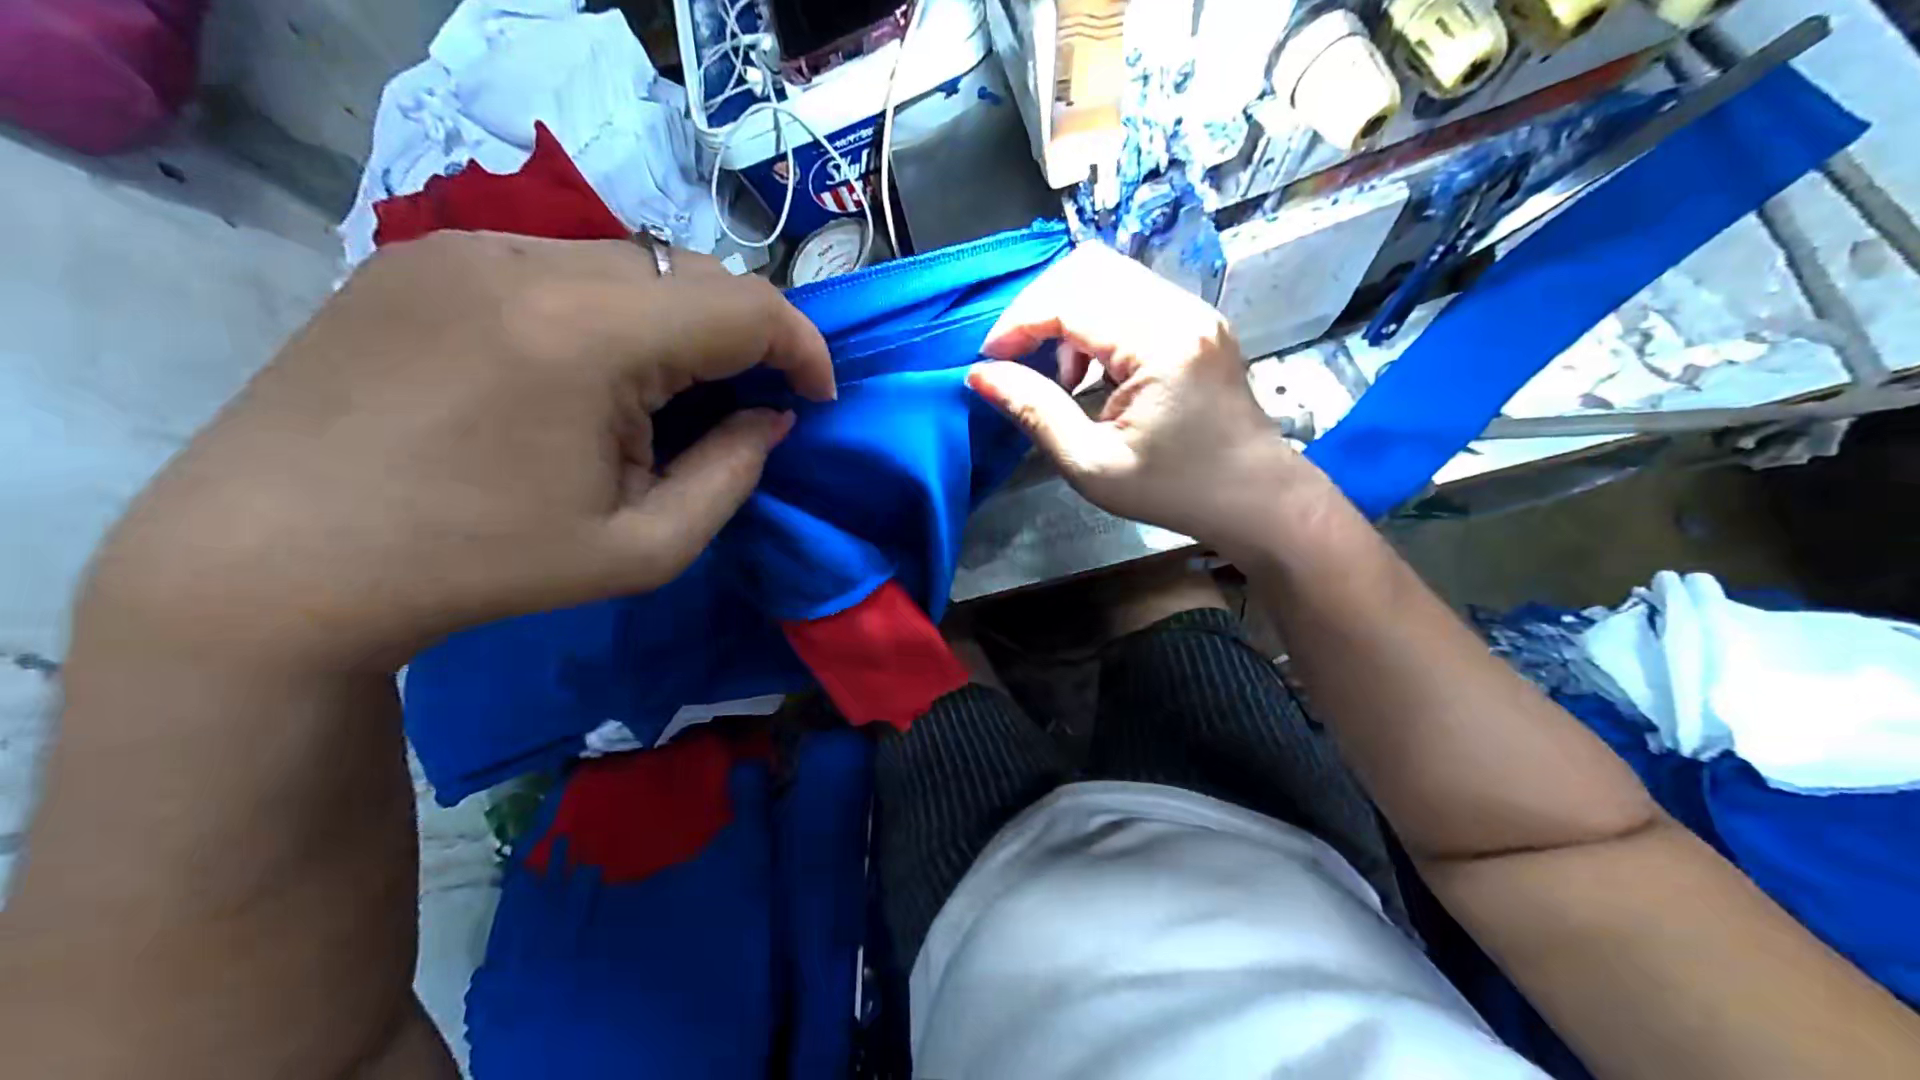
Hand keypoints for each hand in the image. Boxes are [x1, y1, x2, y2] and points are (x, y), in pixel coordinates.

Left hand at [77, 231, 834, 673]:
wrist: (276, 560)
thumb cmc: (481, 568)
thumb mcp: (643, 548)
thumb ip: (732, 474)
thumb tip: (771, 416)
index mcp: (586, 336)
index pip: (743, 306)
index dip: (802, 346)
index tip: (817, 396)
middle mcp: (525, 259)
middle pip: (691, 272)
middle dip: (744, 334)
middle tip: (751, 399)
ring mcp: (463, 245)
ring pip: (628, 262)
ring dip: (678, 321)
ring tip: (670, 392)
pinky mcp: (422, 256)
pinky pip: (560, 265)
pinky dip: (611, 310)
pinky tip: (589, 372)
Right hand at [967, 245, 1333, 559]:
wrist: (1255, 497)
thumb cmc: (1174, 490)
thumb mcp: (1092, 464)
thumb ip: (1034, 412)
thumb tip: (980, 375)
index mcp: (1161, 343)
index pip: (1070, 300)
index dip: (1018, 323)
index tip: (990, 360)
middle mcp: (1180, 311)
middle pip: (1088, 268)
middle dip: (1037, 308)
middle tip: (1016, 358)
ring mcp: (1192, 311)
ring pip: (1107, 275)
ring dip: (1065, 313)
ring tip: (1060, 375)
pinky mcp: (1194, 322)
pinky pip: (1129, 295)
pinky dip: (1093, 321)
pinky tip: (1090, 369)